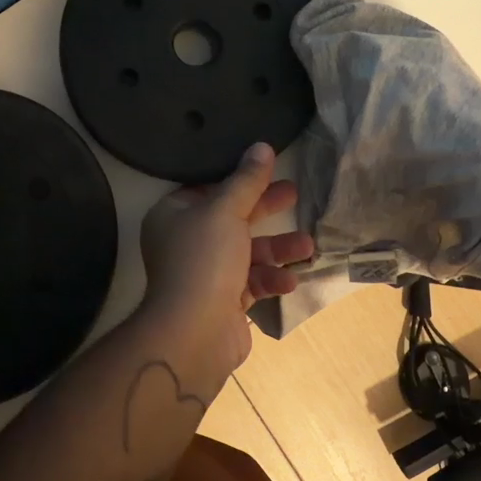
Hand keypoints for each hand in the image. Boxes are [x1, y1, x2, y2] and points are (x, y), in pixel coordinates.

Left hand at [138, 142, 315, 376]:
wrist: (194, 333)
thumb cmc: (204, 260)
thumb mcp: (225, 211)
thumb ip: (246, 181)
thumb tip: (262, 147)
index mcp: (172, 215)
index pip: (206, 189)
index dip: (236, 179)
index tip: (266, 168)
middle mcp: (185, 242)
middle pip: (231, 218)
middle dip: (265, 209)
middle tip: (295, 193)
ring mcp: (204, 274)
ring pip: (247, 252)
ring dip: (277, 249)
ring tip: (307, 245)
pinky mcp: (224, 302)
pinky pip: (251, 282)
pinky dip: (270, 279)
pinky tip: (290, 280)